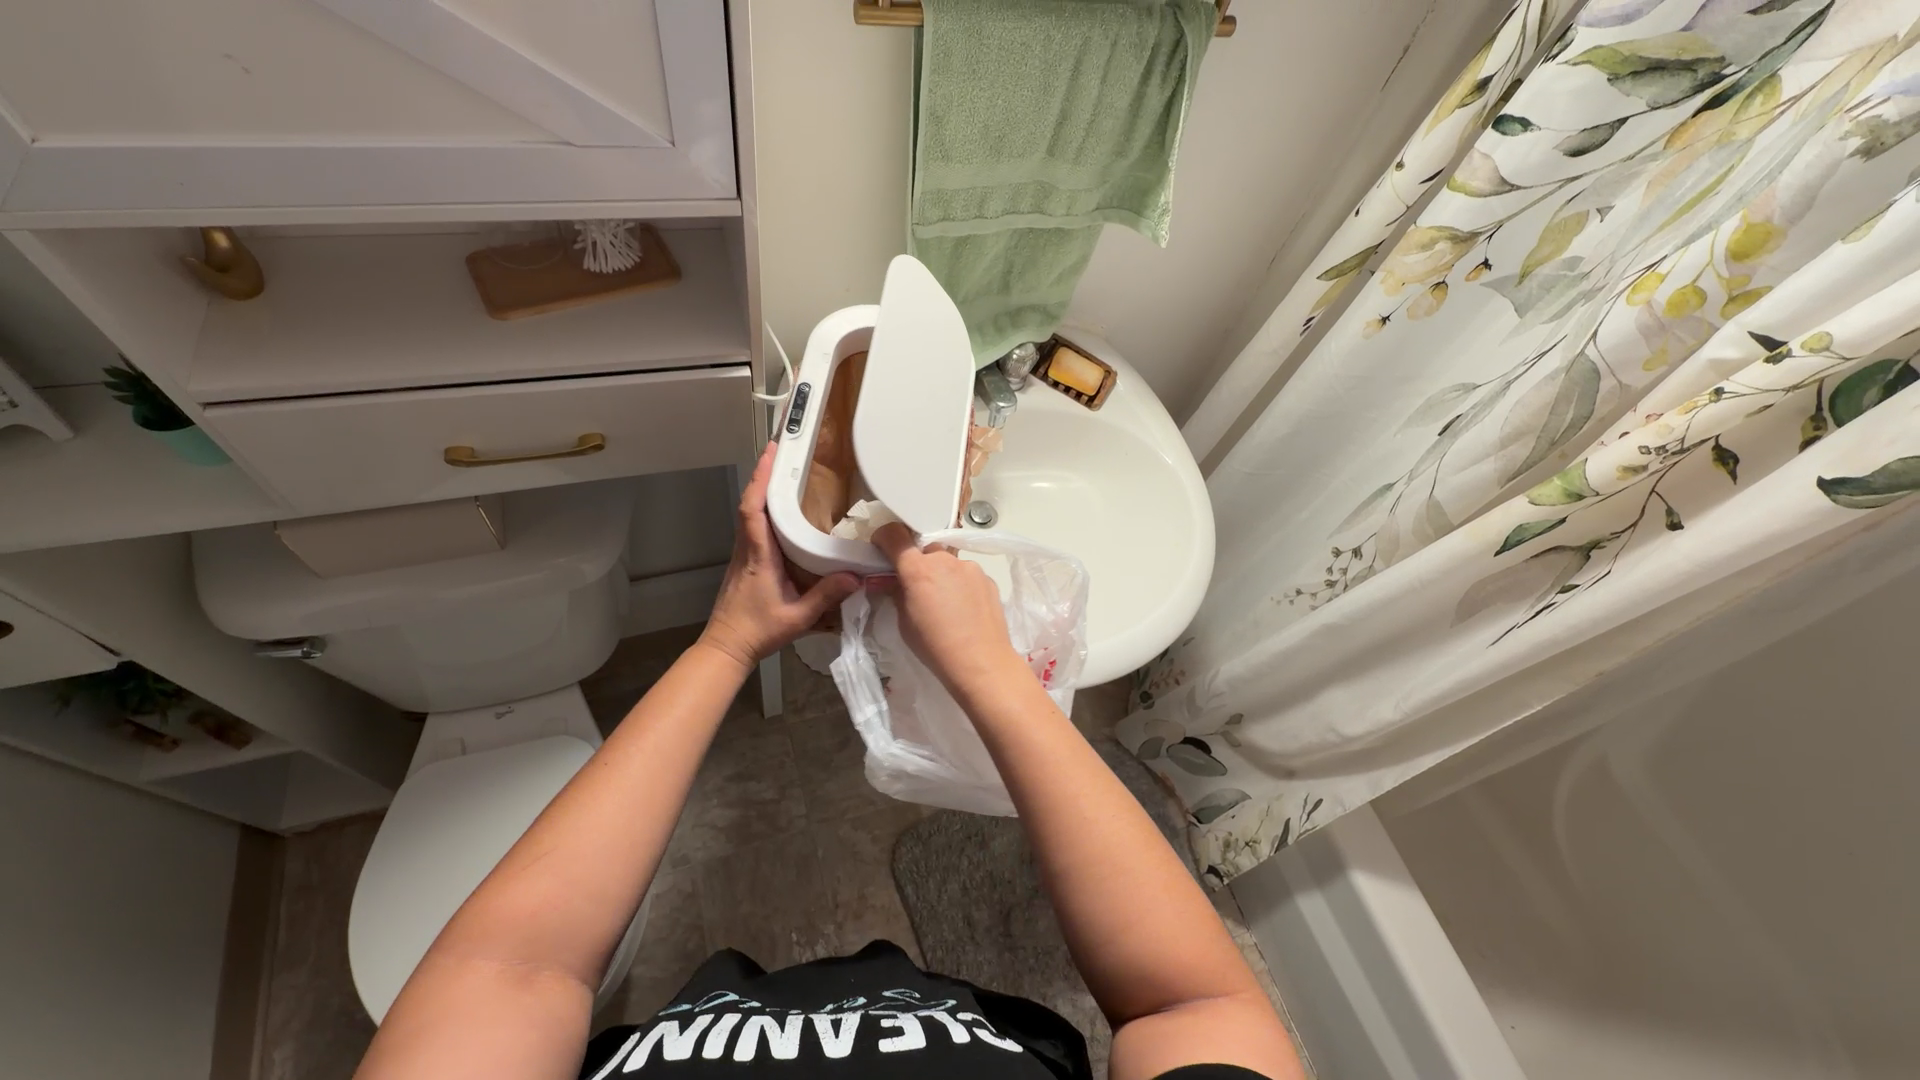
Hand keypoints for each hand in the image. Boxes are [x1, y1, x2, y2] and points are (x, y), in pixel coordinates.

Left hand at [698, 443, 858, 672]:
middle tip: (780, 451)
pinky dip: (762, 509)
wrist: (726, 647)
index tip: (771, 454)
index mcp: (758, 556)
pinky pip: (751, 527)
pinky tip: (778, 510)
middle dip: (763, 475)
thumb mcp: (798, 617)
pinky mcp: (744, 563)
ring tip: (781, 472)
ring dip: (761, 491)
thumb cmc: (757, 632)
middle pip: (749, 504)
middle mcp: (747, 550)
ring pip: (748, 514)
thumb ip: (826, 595)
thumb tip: (855, 575)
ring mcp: (743, 556)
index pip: (753, 510)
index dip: (760, 480)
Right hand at [871, 522, 1024, 698]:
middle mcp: (945, 560)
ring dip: (942, 574)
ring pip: (949, 561)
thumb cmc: (934, 646)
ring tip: (945, 603)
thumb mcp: (903, 622)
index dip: (884, 538)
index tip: (882, 550)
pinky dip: (961, 584)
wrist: (981, 663)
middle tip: (917, 588)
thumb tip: (893, 581)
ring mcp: (970, 567)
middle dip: (918, 563)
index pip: (895, 535)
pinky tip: (964, 609)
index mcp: (918, 569)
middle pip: (925, 549)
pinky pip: (967, 574)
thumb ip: (897, 593)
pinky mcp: (989, 579)